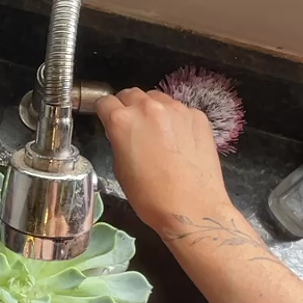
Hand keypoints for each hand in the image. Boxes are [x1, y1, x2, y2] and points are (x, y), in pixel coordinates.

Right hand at [96, 87, 234, 231]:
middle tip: (132, 127)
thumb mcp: (120, 168)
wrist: (193, 208)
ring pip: (156, 98)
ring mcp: (176, 110)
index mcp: (122, 121)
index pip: (105, 102)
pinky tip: (178, 141)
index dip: (104, 112)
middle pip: (130, 94)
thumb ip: (118, 140)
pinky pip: (179, 110)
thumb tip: (121, 132)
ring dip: (151, 110)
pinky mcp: (197, 116)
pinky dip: (174, 120)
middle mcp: (148, 108)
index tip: (108, 120)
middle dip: (127, 107)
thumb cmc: (151, 196)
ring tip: (157, 133)